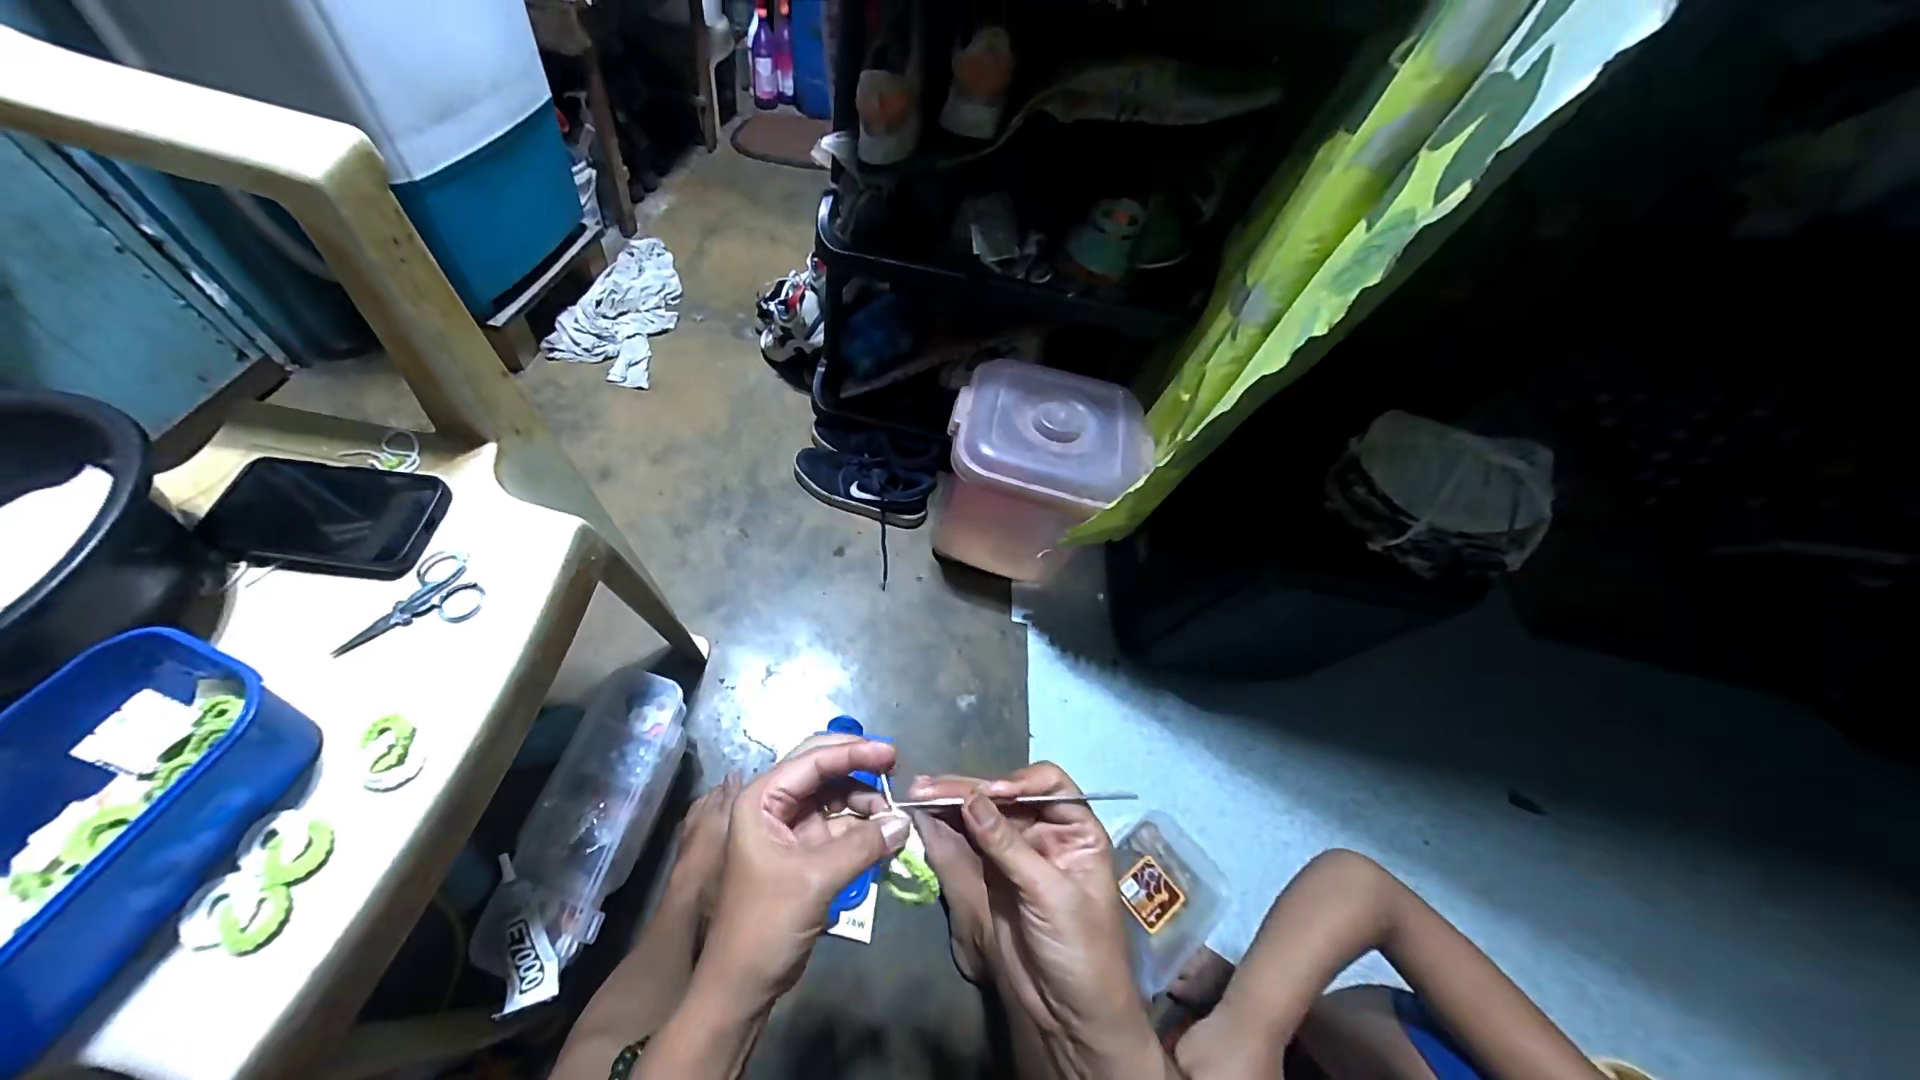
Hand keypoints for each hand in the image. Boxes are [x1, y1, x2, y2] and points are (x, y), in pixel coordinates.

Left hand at [701, 735, 909, 1000]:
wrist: (743, 984)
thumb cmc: (766, 924)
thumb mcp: (816, 878)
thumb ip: (863, 845)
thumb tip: (904, 822)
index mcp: (762, 799)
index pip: (813, 759)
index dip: (854, 752)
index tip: (891, 753)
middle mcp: (774, 804)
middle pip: (822, 769)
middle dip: (859, 766)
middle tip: (895, 767)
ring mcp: (790, 827)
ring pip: (834, 795)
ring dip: (864, 799)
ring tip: (892, 816)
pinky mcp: (805, 850)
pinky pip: (840, 823)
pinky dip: (863, 824)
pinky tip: (885, 833)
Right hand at [909, 765, 1161, 1077]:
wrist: (1069, 1015)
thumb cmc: (1081, 950)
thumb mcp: (1049, 894)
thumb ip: (1007, 846)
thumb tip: (972, 798)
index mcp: (1077, 830)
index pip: (1048, 784)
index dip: (1017, 782)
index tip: (988, 792)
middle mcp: (1047, 831)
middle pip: (1007, 797)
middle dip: (971, 789)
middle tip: (931, 786)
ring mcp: (1017, 851)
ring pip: (983, 815)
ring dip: (952, 802)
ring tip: (920, 791)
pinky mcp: (993, 872)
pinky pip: (969, 840)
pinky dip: (948, 826)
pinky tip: (926, 812)